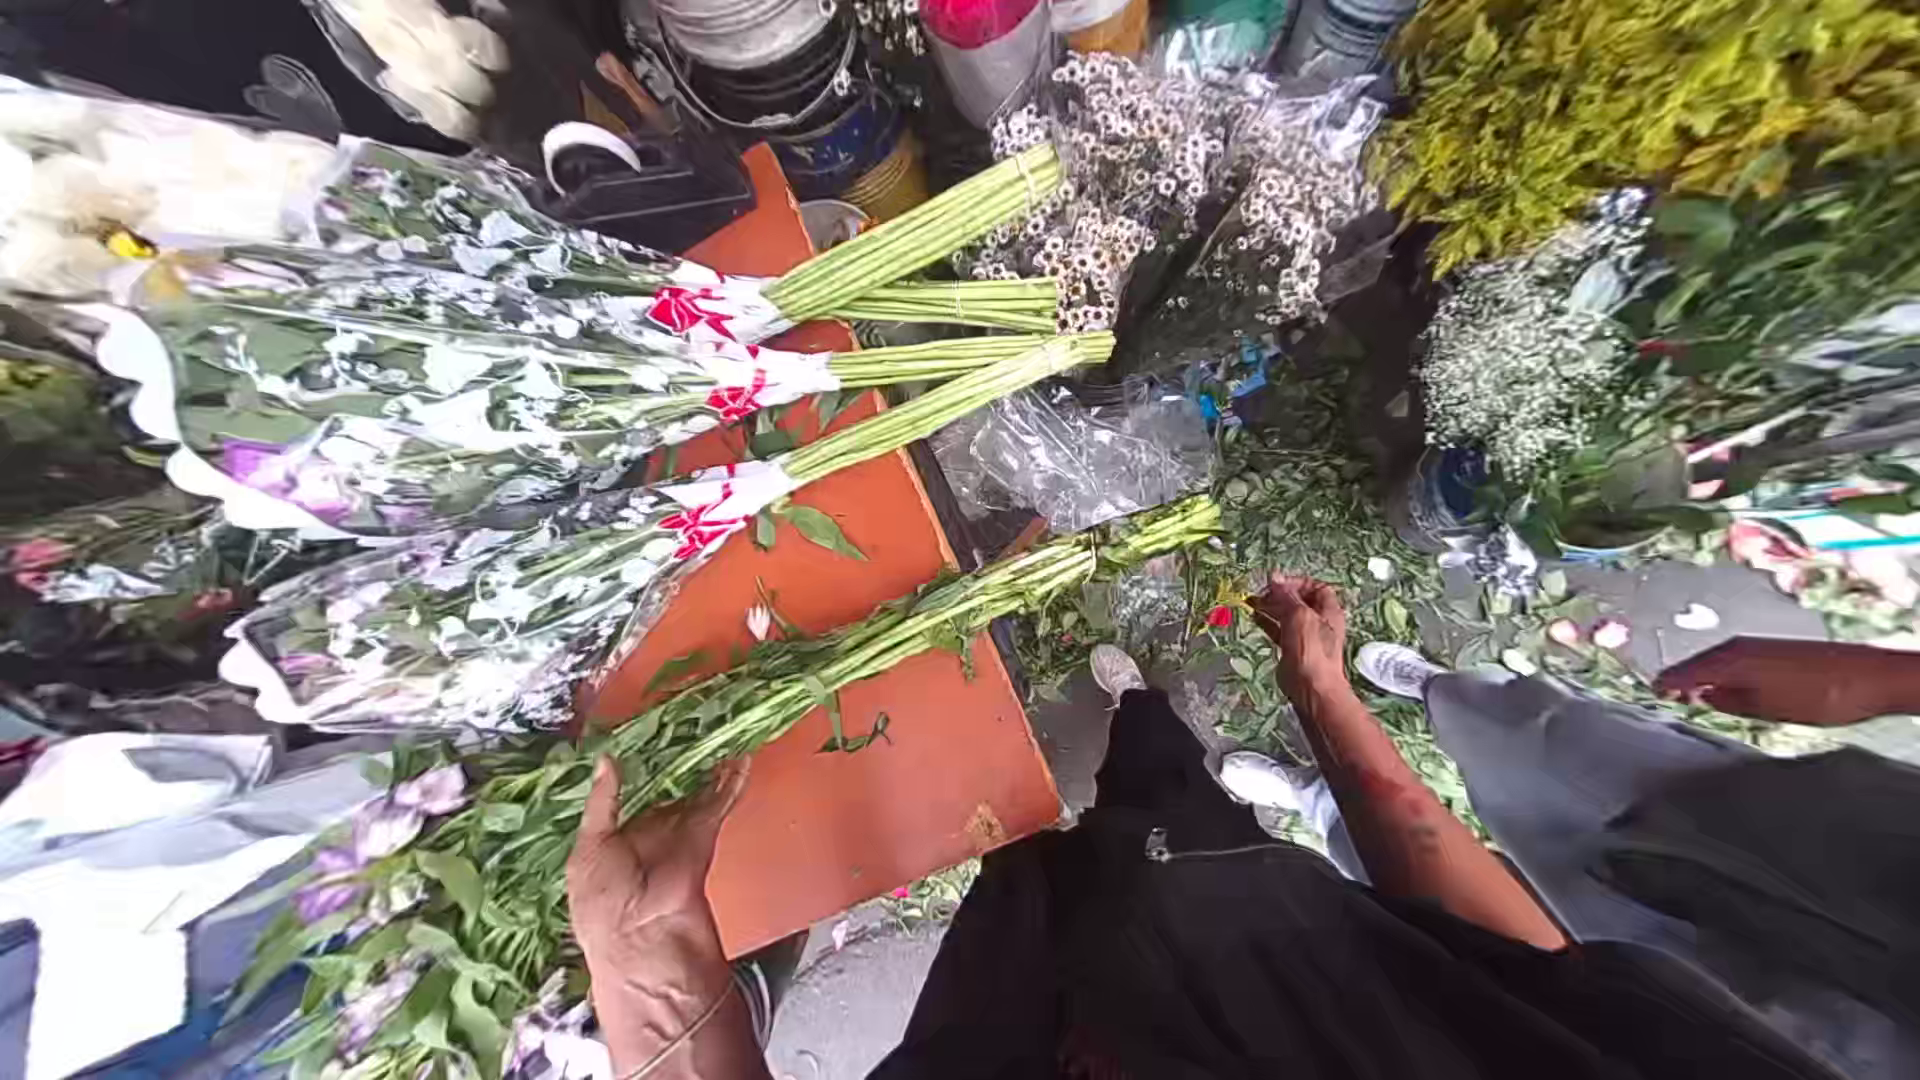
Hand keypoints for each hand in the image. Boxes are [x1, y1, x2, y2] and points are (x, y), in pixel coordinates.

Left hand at [566, 756, 749, 1067]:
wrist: (643, 936)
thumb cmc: (603, 899)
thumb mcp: (588, 850)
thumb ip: (603, 802)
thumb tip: (608, 759)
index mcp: (622, 837)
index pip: (637, 795)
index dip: (645, 767)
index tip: (652, 736)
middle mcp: (655, 831)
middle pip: (672, 789)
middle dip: (683, 762)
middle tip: (692, 727)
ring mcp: (682, 831)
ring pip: (699, 791)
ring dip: (711, 766)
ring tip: (721, 733)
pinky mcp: (705, 833)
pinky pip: (719, 802)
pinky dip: (732, 781)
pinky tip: (741, 759)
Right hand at [1249, 573, 1350, 704]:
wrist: (1311, 686)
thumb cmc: (1311, 649)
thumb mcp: (1299, 615)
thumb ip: (1286, 596)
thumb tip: (1274, 577)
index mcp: (1328, 611)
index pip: (1315, 587)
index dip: (1296, 582)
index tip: (1276, 584)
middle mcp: (1318, 621)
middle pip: (1299, 600)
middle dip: (1279, 594)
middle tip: (1261, 593)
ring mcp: (1305, 635)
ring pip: (1286, 613)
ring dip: (1270, 605)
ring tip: (1252, 602)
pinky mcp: (1292, 647)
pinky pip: (1278, 628)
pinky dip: (1266, 621)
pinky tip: (1255, 616)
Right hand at [1655, 637, 1904, 726]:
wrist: (1882, 676)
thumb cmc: (1822, 697)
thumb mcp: (1768, 709)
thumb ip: (1725, 702)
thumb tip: (1698, 696)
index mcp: (1723, 662)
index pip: (1678, 673)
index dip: (1664, 685)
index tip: (1658, 696)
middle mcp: (1731, 647)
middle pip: (1693, 664)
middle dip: (1683, 680)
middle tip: (1680, 697)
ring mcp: (1753, 644)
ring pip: (1714, 660)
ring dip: (1706, 675)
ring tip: (1708, 692)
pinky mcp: (1771, 646)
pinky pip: (1733, 657)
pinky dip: (1725, 670)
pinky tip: (1737, 682)